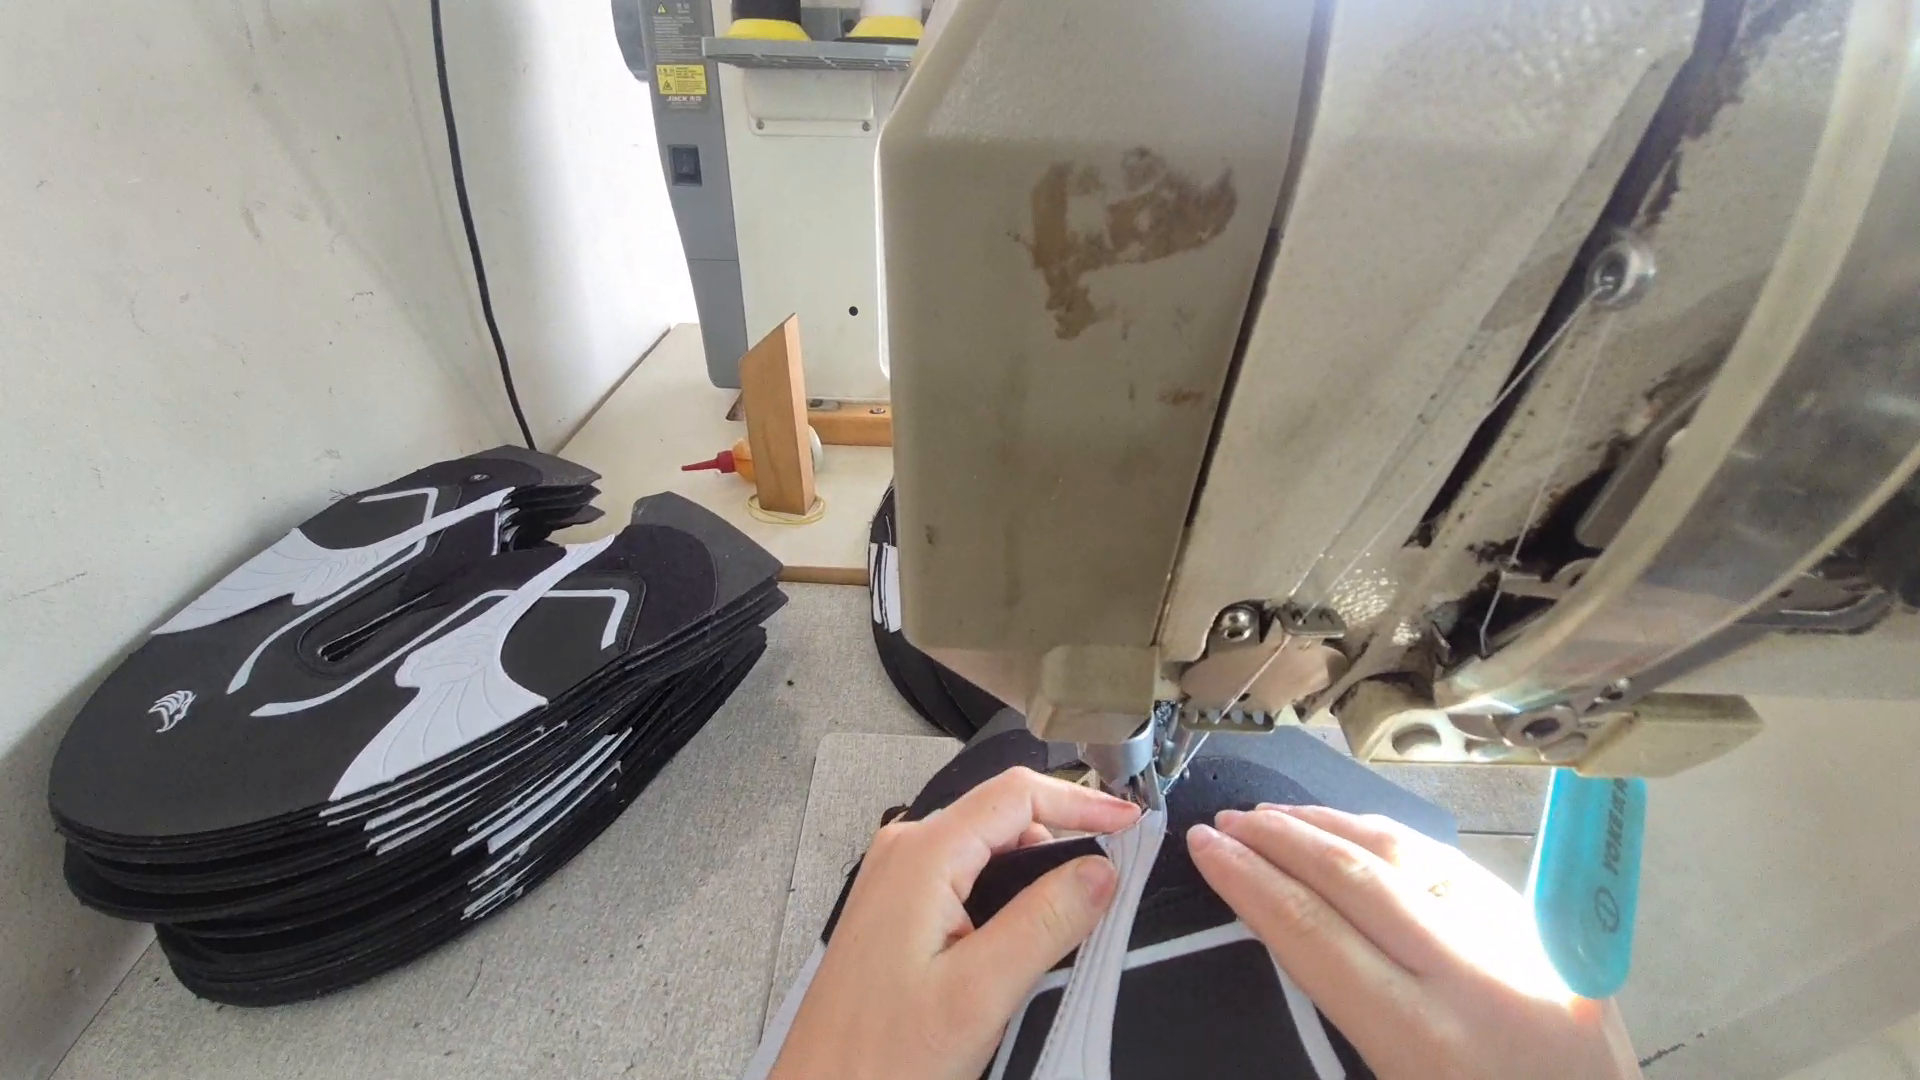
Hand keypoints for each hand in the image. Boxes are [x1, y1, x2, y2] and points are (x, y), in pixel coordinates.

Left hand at [769, 767, 1141, 1079]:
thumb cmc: (875, 1061)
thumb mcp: (977, 995)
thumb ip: (1045, 923)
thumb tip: (1097, 871)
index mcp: (923, 855)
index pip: (1015, 795)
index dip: (1079, 800)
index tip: (1126, 818)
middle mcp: (907, 852)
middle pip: (1003, 816)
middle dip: (1061, 839)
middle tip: (1108, 879)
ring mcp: (900, 877)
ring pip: (988, 847)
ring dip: (1035, 873)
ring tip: (1068, 922)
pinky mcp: (902, 904)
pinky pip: (968, 875)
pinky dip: (1007, 893)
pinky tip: (1023, 935)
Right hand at [1189, 805, 1640, 1079]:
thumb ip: (1336, 1004)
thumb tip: (1273, 912)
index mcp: (1432, 1045)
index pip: (1311, 930)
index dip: (1246, 879)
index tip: (1202, 846)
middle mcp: (1482, 982)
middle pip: (1352, 876)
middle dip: (1275, 839)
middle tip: (1225, 820)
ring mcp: (1527, 946)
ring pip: (1403, 852)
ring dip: (1324, 825)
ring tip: (1271, 815)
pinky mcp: (1557, 932)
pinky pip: (1450, 861)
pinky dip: (1384, 835)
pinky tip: (1349, 829)